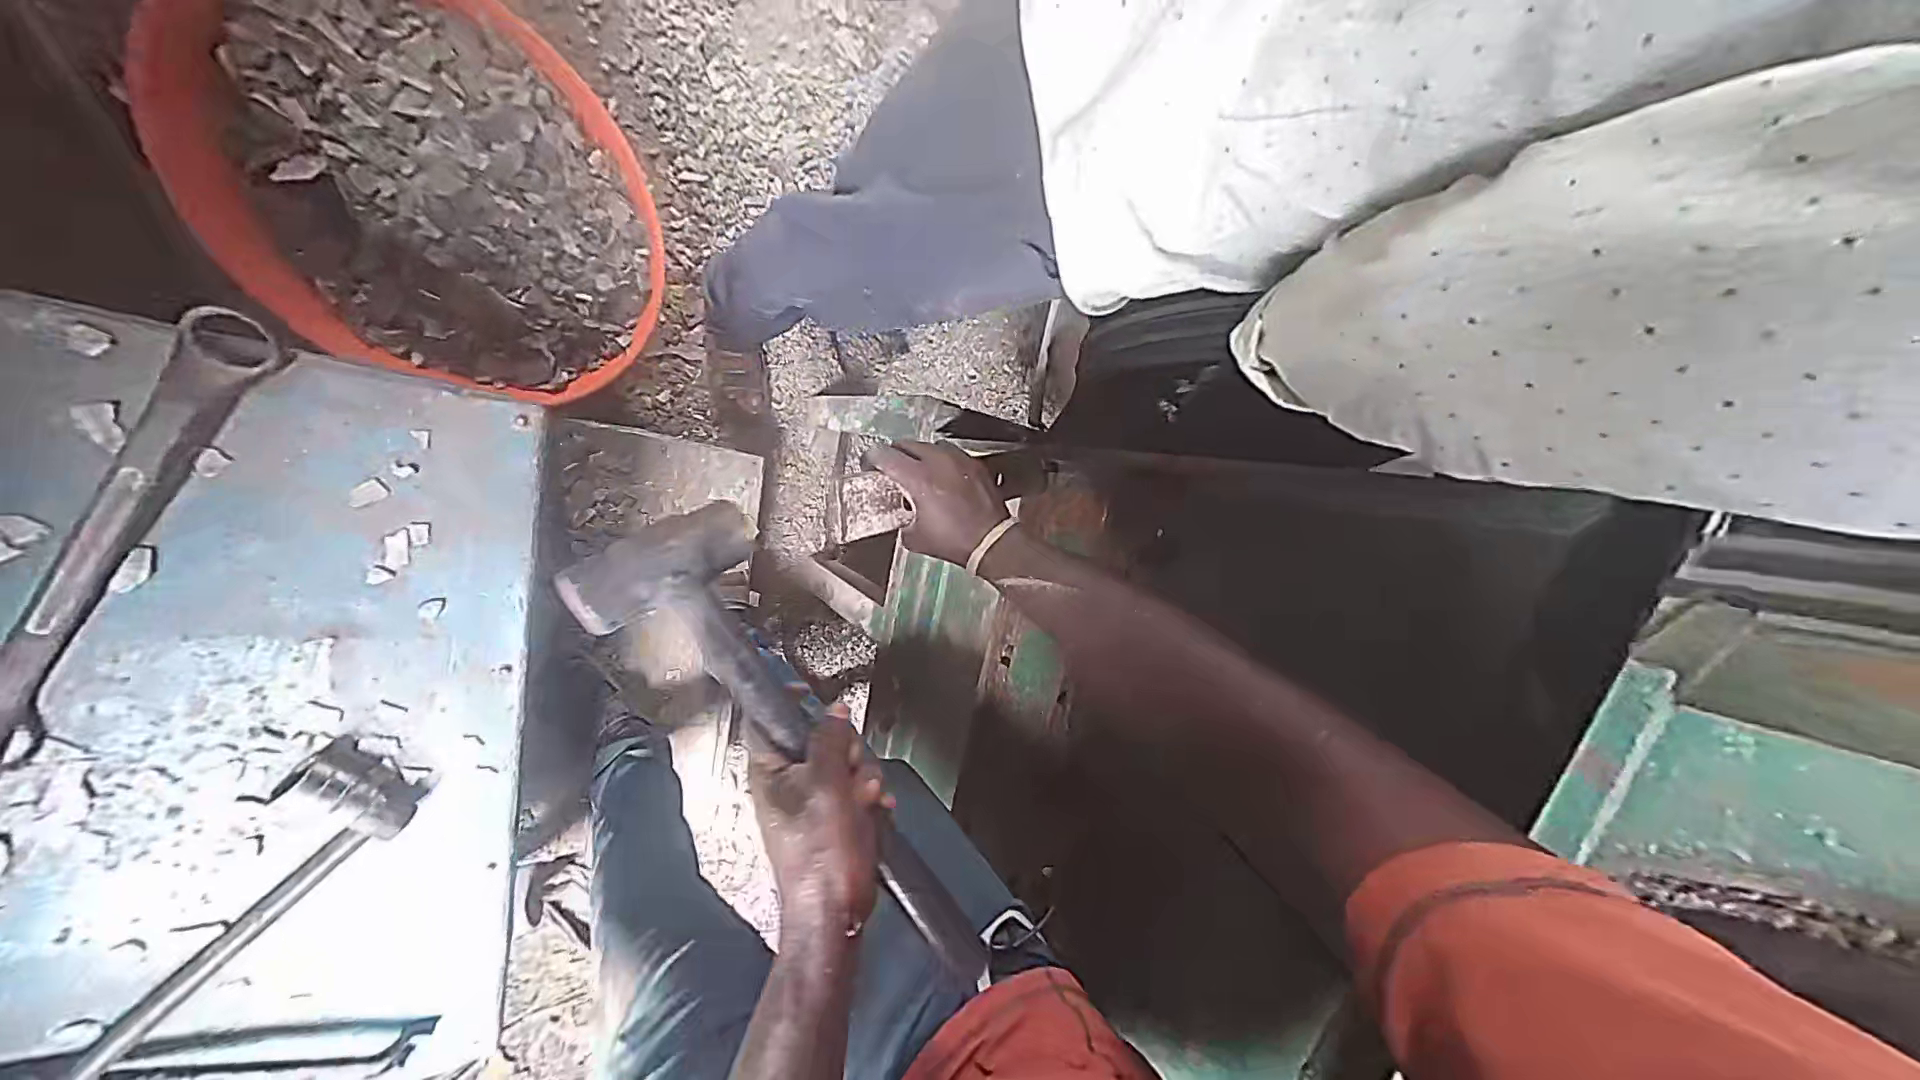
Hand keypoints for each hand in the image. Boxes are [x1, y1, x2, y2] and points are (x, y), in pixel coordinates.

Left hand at [748, 705, 893, 937]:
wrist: (836, 906)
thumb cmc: (820, 849)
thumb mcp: (826, 781)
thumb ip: (829, 739)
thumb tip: (835, 710)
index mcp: (770, 770)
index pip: (768, 720)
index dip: (788, 701)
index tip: (809, 692)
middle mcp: (788, 781)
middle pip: (820, 738)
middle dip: (846, 750)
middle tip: (852, 768)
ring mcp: (812, 800)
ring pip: (844, 763)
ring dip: (863, 776)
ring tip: (866, 799)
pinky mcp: (834, 817)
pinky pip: (856, 789)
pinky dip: (869, 797)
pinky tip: (875, 811)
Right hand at [866, 440, 1009, 566]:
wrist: (991, 542)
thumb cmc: (956, 541)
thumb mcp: (915, 537)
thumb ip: (902, 520)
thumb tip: (901, 516)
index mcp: (918, 478)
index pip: (885, 455)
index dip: (871, 459)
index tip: (870, 465)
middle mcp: (938, 462)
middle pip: (906, 444)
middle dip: (895, 455)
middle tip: (892, 468)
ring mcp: (959, 460)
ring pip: (930, 445)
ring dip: (919, 455)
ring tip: (918, 471)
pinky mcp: (975, 464)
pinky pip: (952, 454)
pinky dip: (942, 461)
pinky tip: (942, 476)